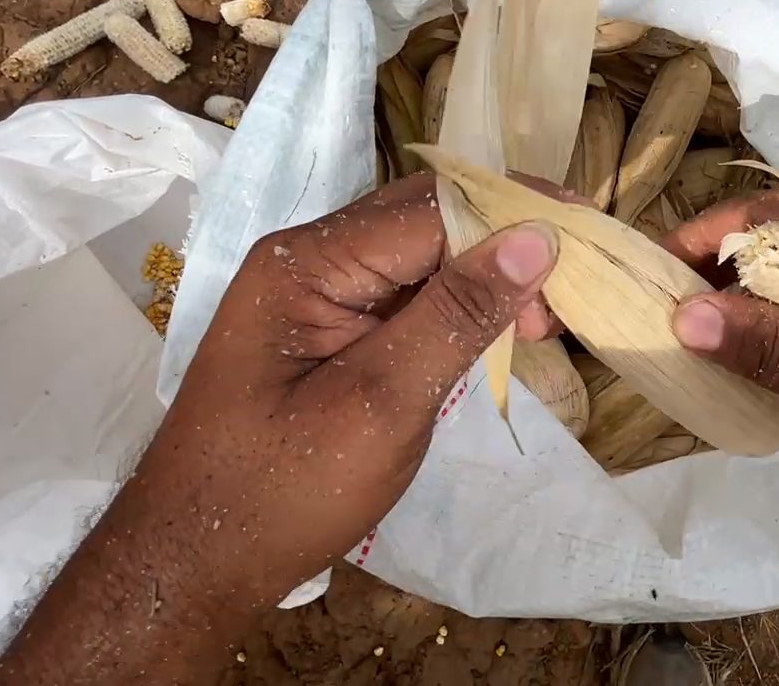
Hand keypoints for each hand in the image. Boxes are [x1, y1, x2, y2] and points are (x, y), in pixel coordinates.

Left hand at [0, 174, 557, 685]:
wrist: (194, 569)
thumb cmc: (283, 491)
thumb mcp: (383, 402)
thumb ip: (459, 313)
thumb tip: (538, 239)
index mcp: (310, 262)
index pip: (432, 208)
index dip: (512, 212)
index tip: (583, 231)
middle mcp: (315, 256)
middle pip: (431, 216)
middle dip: (507, 241)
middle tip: (567, 288)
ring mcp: (325, 288)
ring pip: (429, 249)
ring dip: (491, 273)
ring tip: (539, 321)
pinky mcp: (339, 320)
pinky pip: (415, 287)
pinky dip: (466, 301)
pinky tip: (500, 328)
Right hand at [662, 187, 778, 492]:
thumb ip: (772, 349)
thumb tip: (682, 315)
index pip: (766, 212)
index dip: (702, 240)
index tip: (650, 276)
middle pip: (778, 231)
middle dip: (723, 271)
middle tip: (670, 315)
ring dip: (753, 294)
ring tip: (703, 333)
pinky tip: (762, 344)